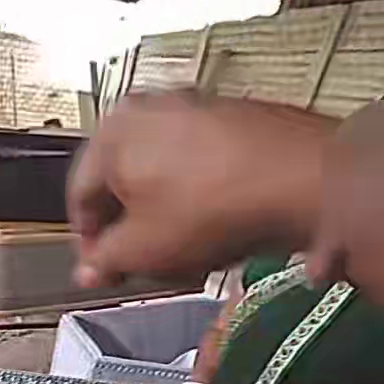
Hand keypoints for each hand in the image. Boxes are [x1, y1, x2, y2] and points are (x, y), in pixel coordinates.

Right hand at [68, 95, 332, 287]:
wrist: (304, 180)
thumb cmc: (206, 211)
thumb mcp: (138, 251)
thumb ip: (103, 263)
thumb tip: (87, 273)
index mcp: (112, 135)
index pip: (79, 200)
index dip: (86, 245)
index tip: (99, 272)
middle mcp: (148, 111)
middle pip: (118, 186)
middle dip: (124, 232)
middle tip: (133, 267)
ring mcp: (194, 110)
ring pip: (155, 179)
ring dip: (156, 221)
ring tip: (173, 256)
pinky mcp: (231, 120)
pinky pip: (191, 169)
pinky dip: (188, 202)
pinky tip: (203, 233)